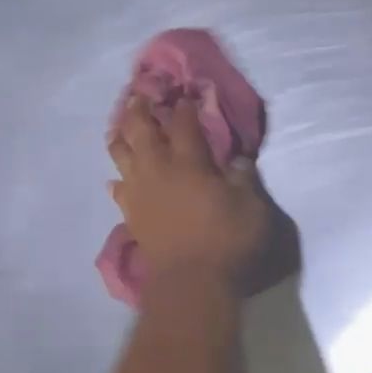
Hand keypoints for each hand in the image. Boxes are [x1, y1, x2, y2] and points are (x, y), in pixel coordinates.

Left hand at [107, 95, 267, 287]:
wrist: (192, 279)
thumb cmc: (228, 240)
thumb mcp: (251, 208)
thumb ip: (243, 180)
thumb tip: (237, 160)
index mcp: (190, 164)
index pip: (185, 126)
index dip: (186, 107)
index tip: (187, 92)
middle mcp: (158, 170)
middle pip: (142, 131)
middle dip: (141, 110)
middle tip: (140, 94)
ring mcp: (140, 191)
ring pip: (122, 154)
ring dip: (121, 136)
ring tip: (120, 126)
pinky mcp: (132, 214)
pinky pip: (120, 188)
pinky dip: (120, 178)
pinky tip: (120, 178)